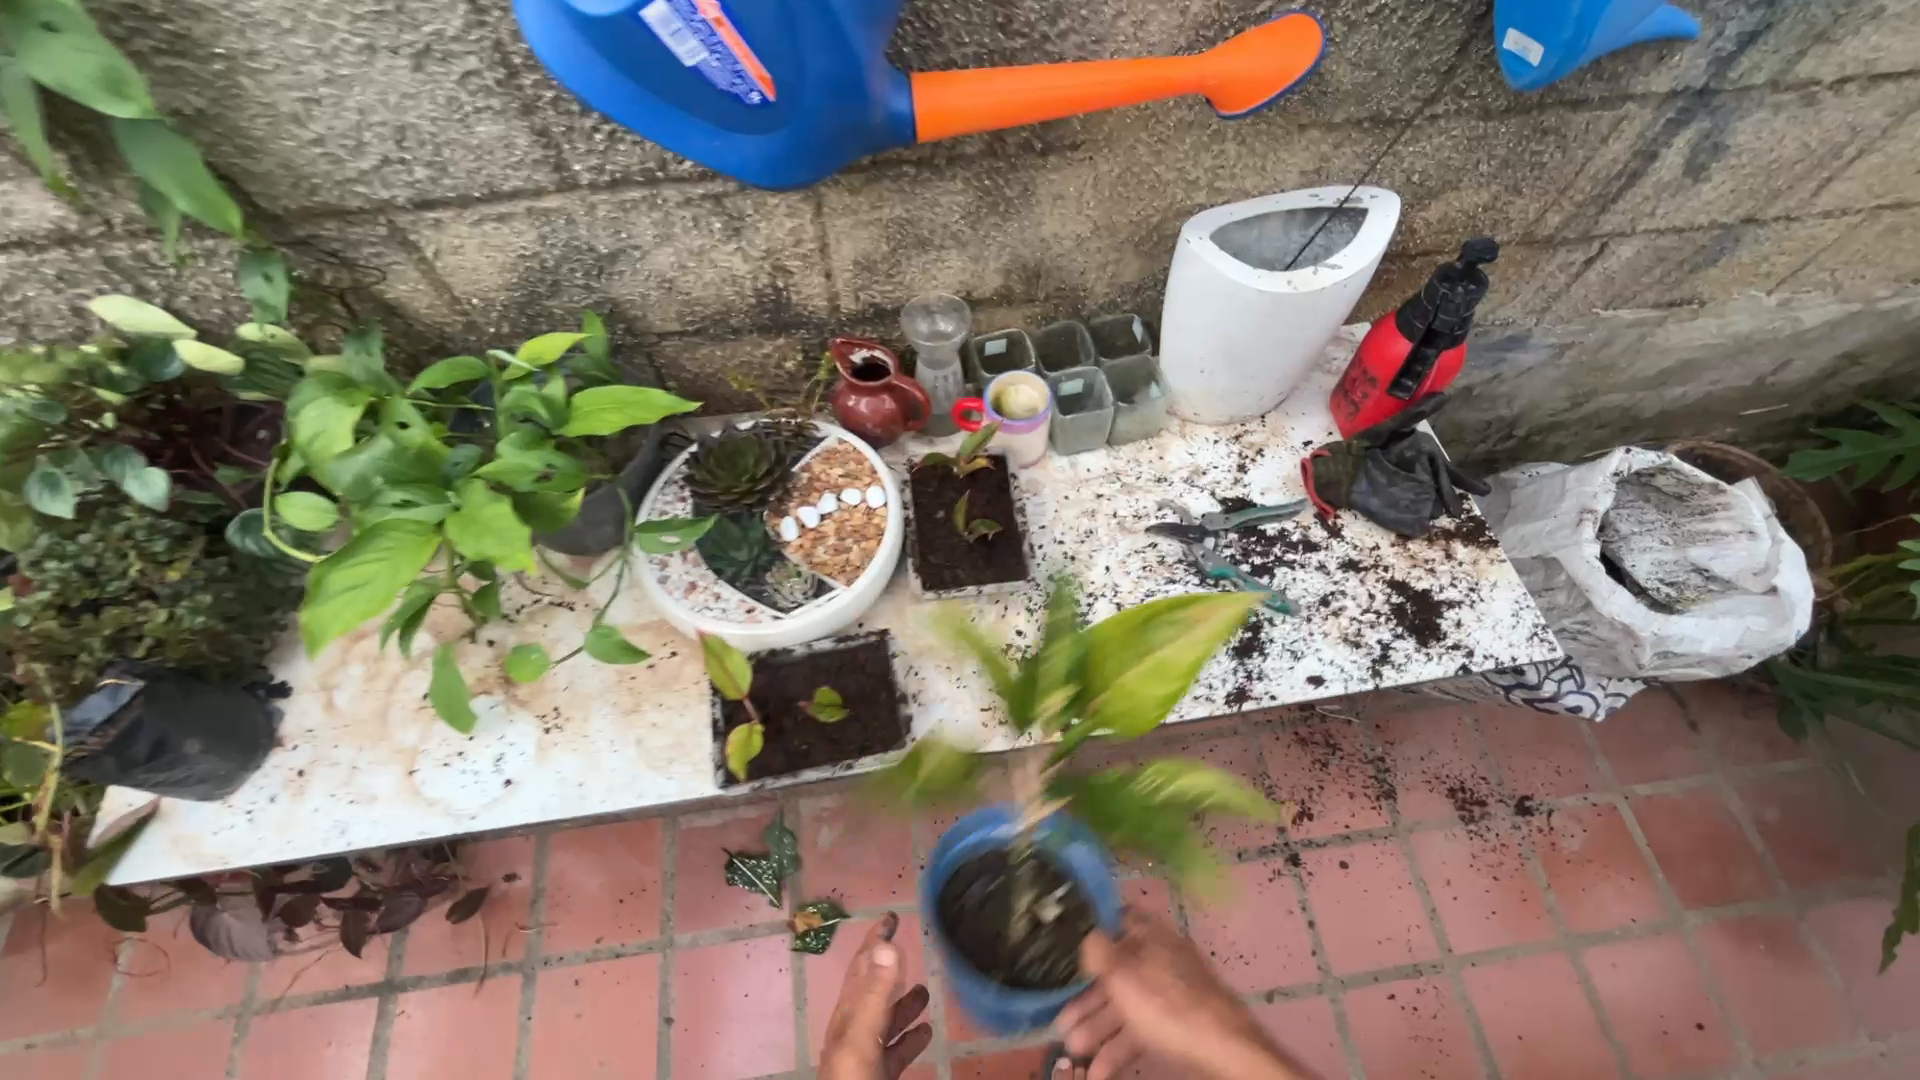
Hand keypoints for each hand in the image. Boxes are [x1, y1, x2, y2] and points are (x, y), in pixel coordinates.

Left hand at [818, 913, 933, 1079]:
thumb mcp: (860, 1038)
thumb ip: (873, 995)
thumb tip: (888, 944)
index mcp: (848, 1018)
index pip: (861, 968)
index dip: (874, 941)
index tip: (890, 917)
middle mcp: (854, 1033)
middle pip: (873, 991)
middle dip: (890, 967)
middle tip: (910, 944)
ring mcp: (866, 1058)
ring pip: (885, 1021)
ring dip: (903, 1002)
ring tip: (925, 989)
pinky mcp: (879, 1079)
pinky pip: (895, 1053)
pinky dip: (910, 1038)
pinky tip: (926, 1034)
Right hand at [1055, 909, 1305, 1079]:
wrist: (1226, 1051)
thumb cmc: (1169, 1006)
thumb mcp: (1125, 975)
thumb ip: (1099, 951)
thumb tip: (1083, 926)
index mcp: (1150, 936)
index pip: (1117, 918)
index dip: (1092, 929)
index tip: (1067, 947)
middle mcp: (1159, 959)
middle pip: (1115, 972)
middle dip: (1087, 1000)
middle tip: (1062, 1022)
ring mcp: (1169, 993)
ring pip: (1125, 1005)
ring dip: (1097, 1029)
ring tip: (1073, 1050)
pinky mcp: (1176, 1025)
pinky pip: (1140, 1030)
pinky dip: (1119, 1048)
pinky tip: (1098, 1071)